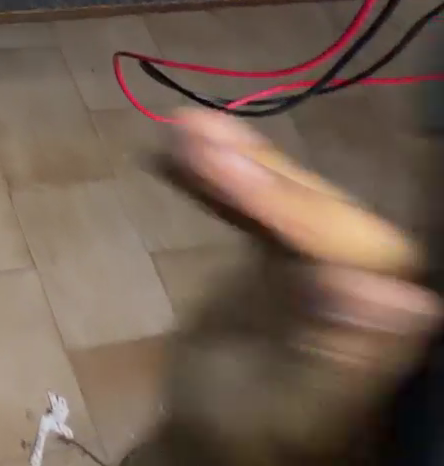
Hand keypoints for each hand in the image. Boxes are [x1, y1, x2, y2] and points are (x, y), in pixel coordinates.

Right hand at [139, 110, 438, 465]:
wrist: (217, 442)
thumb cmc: (247, 438)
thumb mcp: (289, 408)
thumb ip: (337, 353)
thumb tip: (387, 291)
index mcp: (389, 333)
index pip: (352, 247)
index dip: (286, 201)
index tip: (212, 162)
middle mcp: (373, 293)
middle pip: (330, 214)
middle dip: (264, 171)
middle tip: (189, 130)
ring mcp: (327, 275)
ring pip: (297, 203)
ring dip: (240, 161)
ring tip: (180, 127)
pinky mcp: (283, 264)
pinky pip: (257, 209)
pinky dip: (215, 178)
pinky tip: (171, 153)